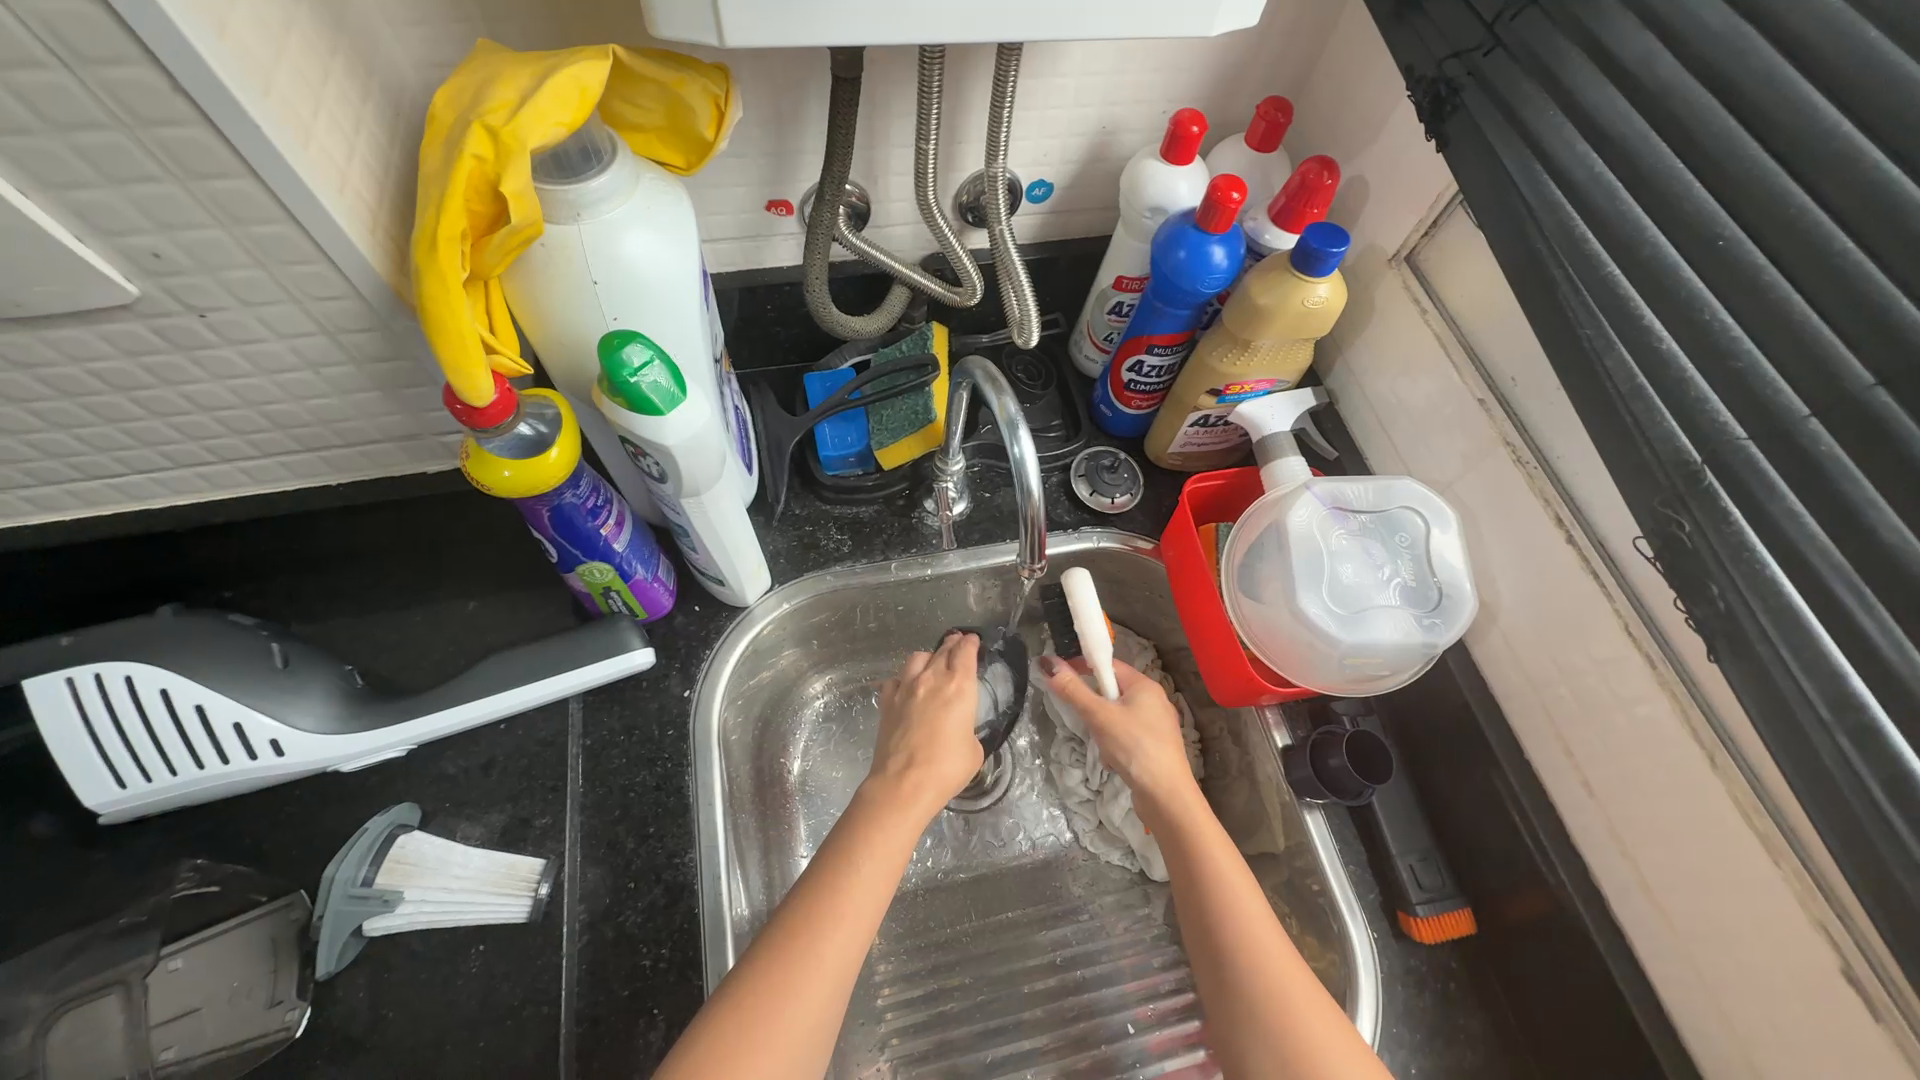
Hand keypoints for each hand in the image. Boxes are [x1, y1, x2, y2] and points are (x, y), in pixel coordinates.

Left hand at [868, 632, 985, 818]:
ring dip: (929, 656)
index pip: (965, 653)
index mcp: (959, 687)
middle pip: (943, 650)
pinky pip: (895, 679)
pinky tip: (906, 687)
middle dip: (953, 644)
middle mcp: (932, 679)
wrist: (904, 783)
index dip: (970, 643)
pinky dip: (903, 679)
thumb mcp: (974, 749)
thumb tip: (959, 728)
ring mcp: (905, 688)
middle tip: (958, 642)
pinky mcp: (886, 702)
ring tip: (932, 662)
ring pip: (917, 657)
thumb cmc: (947, 768)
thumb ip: (968, 728)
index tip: (972, 640)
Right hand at [1038, 656, 1201, 816]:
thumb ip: (1073, 690)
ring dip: (1103, 730)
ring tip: (1104, 748)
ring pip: (1117, 717)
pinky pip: (1126, 736)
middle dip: (1094, 707)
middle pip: (1112, 692)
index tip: (1061, 677)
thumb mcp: (1098, 716)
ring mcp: (1157, 725)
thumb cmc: (1134, 747)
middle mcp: (1154, 700)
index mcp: (1144, 685)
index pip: (1109, 665)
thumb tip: (1048, 663)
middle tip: (1087, 721)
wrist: (1166, 795)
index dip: (1083, 667)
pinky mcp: (1155, 747)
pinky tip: (1115, 762)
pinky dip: (1115, 746)